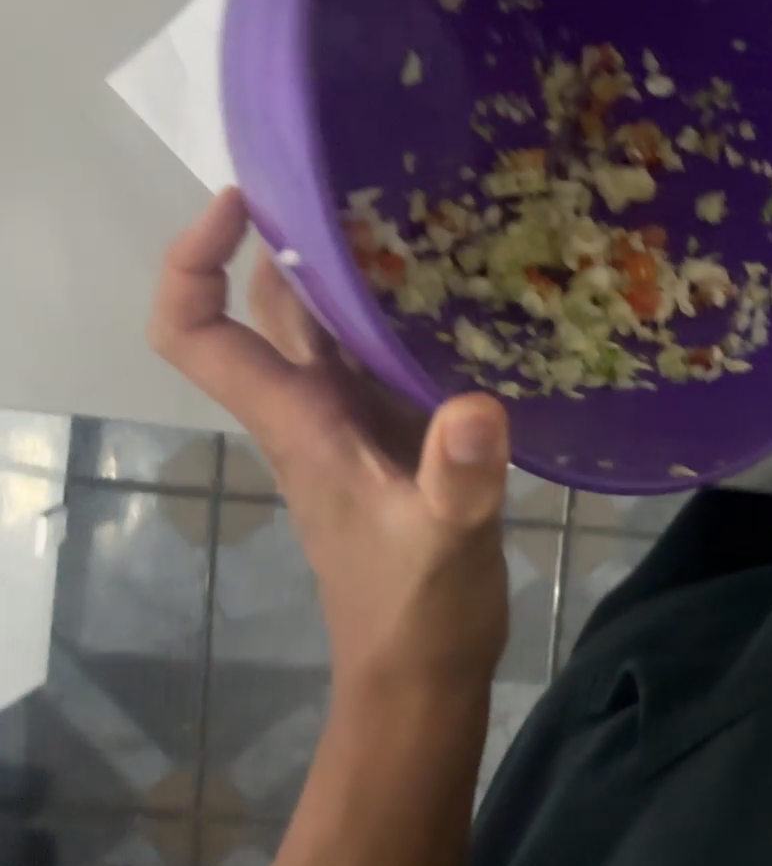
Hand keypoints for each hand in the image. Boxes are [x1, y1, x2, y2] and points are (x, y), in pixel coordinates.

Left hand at [149, 189, 512, 688]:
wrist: (423, 667)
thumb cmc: (417, 609)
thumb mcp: (444, 542)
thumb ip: (457, 478)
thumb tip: (479, 402)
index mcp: (303, 429)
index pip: (201, 335)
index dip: (197, 263)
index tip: (248, 203)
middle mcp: (318, 420)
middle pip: (269, 321)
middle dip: (288, 252)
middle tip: (359, 197)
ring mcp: (363, 437)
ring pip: (333, 343)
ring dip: (352, 288)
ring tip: (417, 237)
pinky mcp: (407, 452)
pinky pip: (391, 374)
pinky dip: (408, 334)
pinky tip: (464, 319)